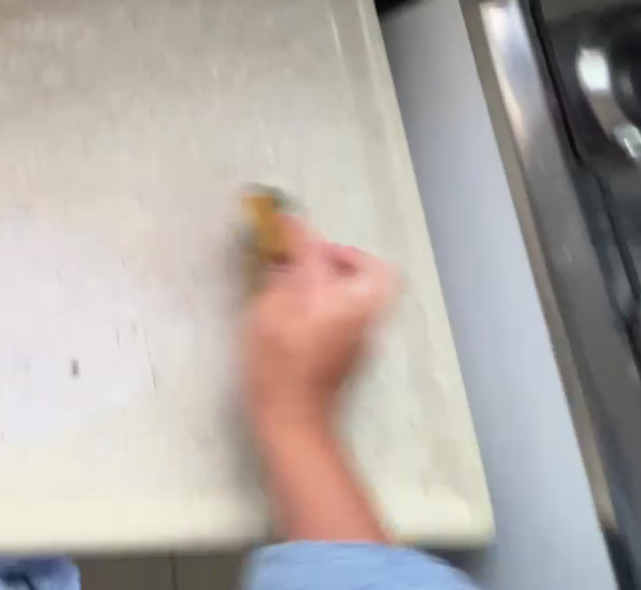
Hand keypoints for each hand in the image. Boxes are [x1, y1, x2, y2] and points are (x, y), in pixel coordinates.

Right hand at [242, 218, 396, 440]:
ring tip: (296, 278)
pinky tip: (298, 307)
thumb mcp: (266, 313)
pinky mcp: (353, 349)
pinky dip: (331, 296)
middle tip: (307, 255)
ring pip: (365, 290)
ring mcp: (361, 334)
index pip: (323, 253)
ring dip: (337, 276)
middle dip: (342, 256)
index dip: (302, 233)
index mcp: (338, 301)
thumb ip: (281, 278)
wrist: (294, 418)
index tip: (283, 221)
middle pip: (374, 272)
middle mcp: (359, 314)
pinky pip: (352, 308)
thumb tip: (288, 254)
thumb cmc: (275, 364)